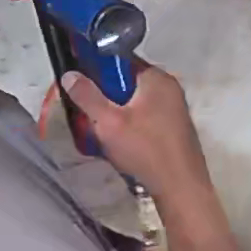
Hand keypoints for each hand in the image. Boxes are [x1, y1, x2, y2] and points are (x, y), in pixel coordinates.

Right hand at [61, 64, 210, 199]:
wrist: (182, 192)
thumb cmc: (145, 150)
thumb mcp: (107, 121)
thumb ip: (86, 95)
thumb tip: (69, 74)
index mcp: (156, 78)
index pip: (119, 58)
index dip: (96, 67)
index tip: (79, 81)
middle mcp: (168, 88)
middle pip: (124, 80)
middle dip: (104, 92)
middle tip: (86, 107)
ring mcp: (173, 108)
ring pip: (132, 99)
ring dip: (114, 109)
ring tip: (98, 125)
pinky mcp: (173, 127)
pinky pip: (142, 113)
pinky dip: (127, 120)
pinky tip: (117, 138)